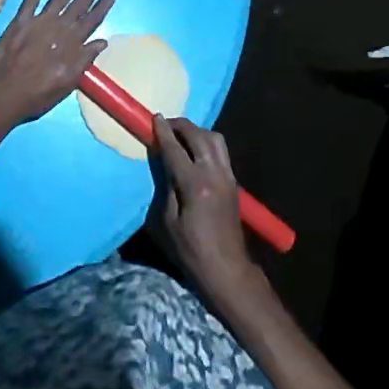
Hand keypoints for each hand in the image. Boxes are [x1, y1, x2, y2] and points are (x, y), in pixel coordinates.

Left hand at [0, 0, 115, 125]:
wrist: (5, 94)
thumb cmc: (38, 94)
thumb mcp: (68, 83)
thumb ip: (84, 60)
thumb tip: (103, 41)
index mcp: (71, 44)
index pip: (92, 19)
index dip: (103, 5)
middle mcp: (58, 28)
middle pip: (80, 3)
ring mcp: (39, 21)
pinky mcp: (20, 21)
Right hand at [155, 115, 255, 292]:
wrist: (227, 271)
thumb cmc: (190, 251)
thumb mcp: (166, 222)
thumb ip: (165, 187)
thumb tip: (162, 162)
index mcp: (195, 184)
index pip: (175, 148)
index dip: (163, 131)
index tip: (154, 117)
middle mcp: (214, 174)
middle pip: (198, 136)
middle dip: (181, 125)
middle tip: (166, 124)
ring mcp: (227, 176)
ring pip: (215, 139)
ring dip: (197, 131)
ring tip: (181, 135)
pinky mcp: (233, 182)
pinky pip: (221, 151)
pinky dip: (207, 142)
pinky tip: (196, 150)